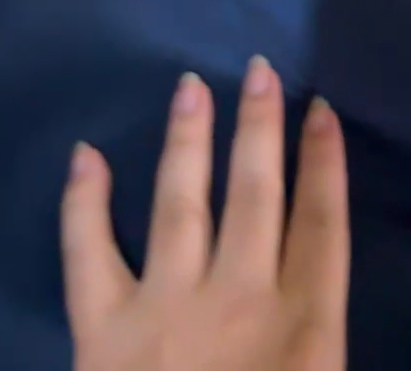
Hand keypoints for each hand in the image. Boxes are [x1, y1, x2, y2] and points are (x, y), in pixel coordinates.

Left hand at [60, 57, 350, 370]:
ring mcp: (166, 310)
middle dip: (262, 128)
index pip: (323, 223)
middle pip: (258, 194)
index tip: (322, 109)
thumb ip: (322, 340)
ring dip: (190, 141)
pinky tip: (85, 155)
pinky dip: (84, 205)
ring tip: (192, 86)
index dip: (326, 162)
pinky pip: (89, 254)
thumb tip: (325, 285)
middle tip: (260, 70)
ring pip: (183, 203)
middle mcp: (239, 301)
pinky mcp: (101, 333)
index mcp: (302, 329)